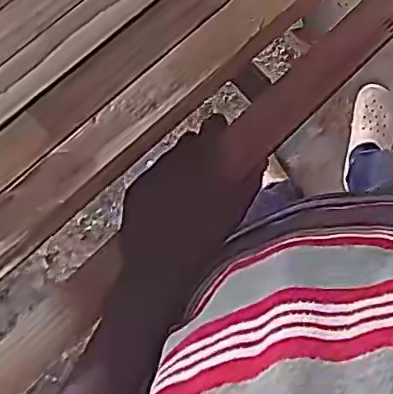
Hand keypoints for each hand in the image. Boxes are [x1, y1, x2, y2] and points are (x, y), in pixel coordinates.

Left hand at [116, 115, 257, 319]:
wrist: (163, 270)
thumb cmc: (211, 238)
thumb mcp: (241, 204)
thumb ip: (250, 174)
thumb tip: (255, 157)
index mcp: (208, 154)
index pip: (215, 123)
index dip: (222, 133)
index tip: (228, 143)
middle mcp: (178, 155)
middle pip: (192, 139)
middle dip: (202, 150)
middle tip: (212, 172)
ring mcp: (154, 170)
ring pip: (172, 157)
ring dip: (181, 167)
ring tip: (190, 191)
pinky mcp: (136, 187)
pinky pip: (153, 176)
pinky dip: (162, 185)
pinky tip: (169, 206)